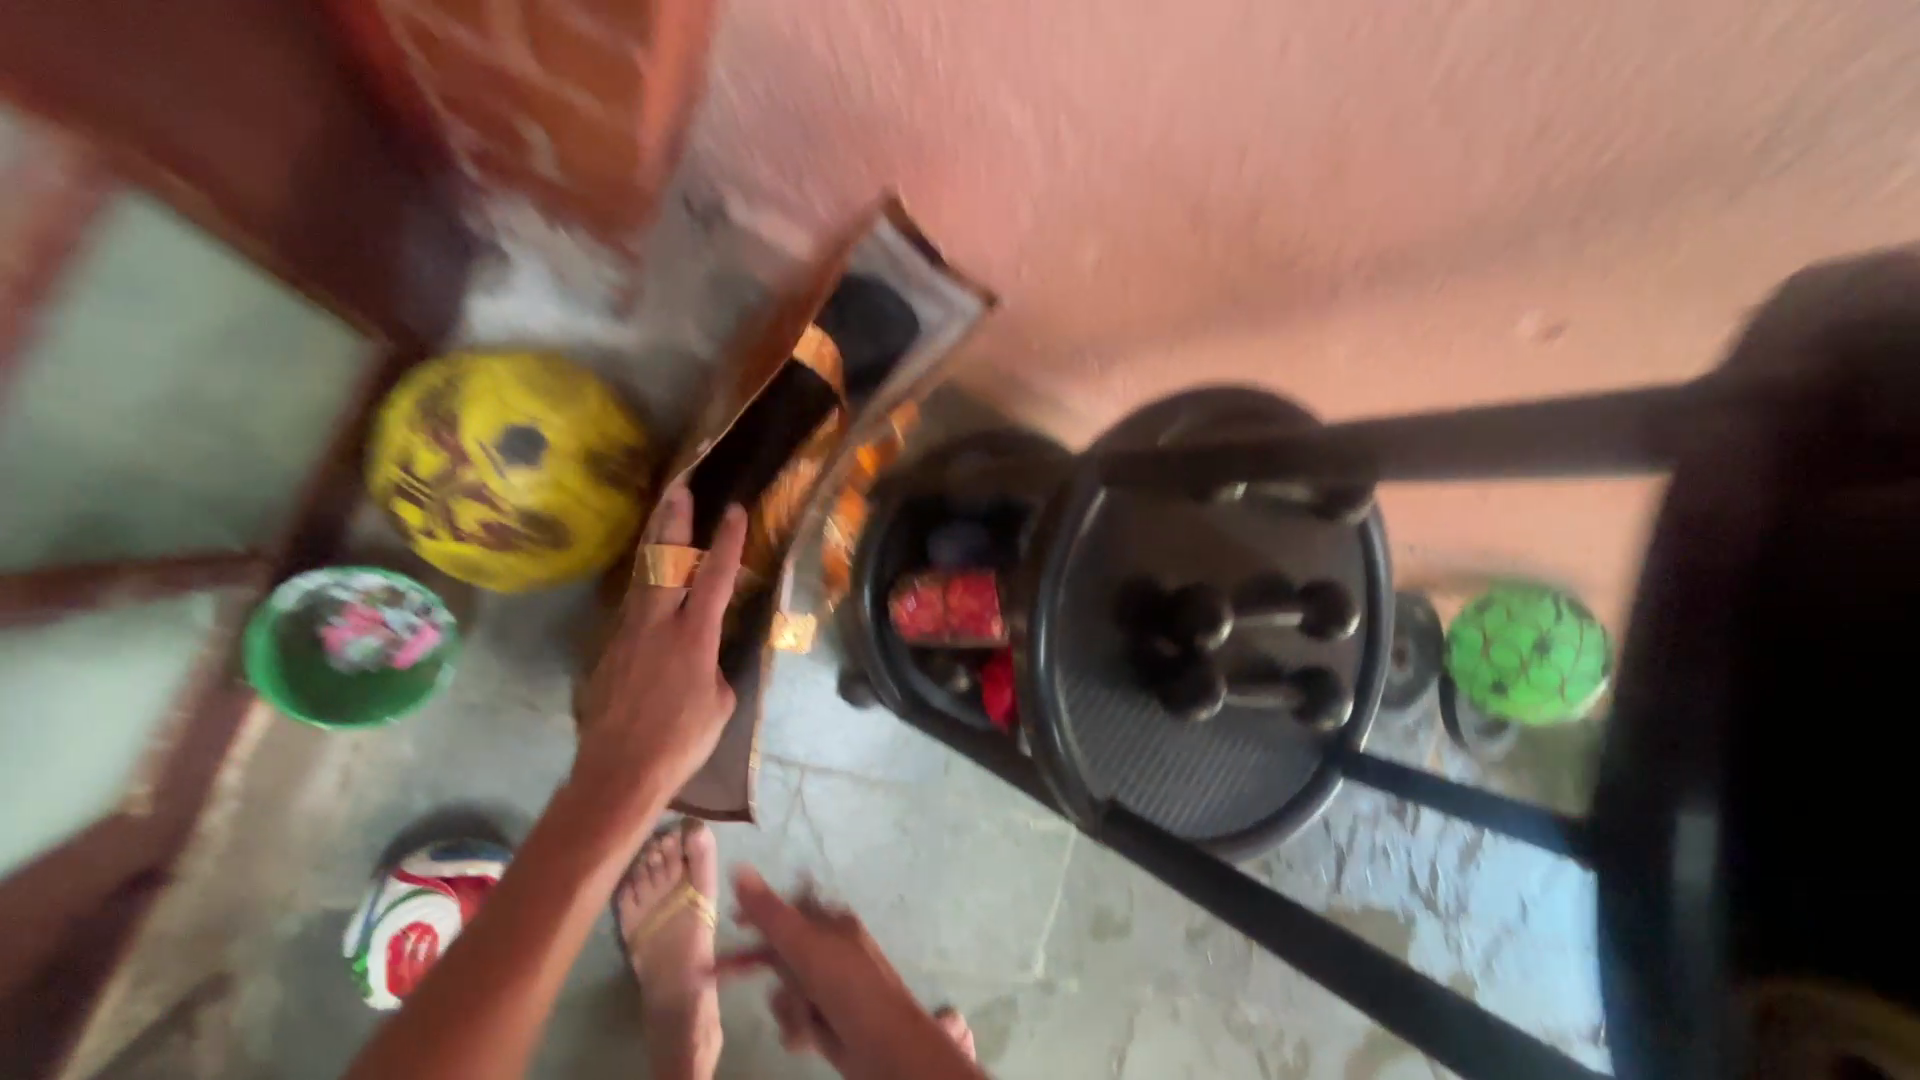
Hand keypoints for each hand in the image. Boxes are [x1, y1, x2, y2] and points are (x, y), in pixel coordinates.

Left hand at [571, 484, 745, 831]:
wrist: (618, 771)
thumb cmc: (680, 741)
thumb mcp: (720, 703)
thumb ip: (716, 666)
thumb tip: (708, 654)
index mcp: (694, 636)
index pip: (715, 577)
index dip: (728, 542)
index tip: (735, 510)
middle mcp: (658, 623)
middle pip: (666, 560)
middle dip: (675, 521)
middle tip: (679, 487)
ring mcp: (628, 633)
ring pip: (643, 578)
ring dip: (655, 545)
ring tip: (662, 518)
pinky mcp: (609, 649)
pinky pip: (631, 608)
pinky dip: (644, 587)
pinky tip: (649, 585)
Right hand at [730, 869, 984, 1079]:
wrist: (883, 1047)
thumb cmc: (847, 986)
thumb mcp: (805, 945)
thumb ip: (770, 912)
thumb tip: (740, 868)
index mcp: (832, 923)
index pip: (790, 908)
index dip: (760, 913)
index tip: (732, 923)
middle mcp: (832, 949)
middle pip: (782, 952)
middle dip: (755, 967)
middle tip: (712, 976)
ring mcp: (831, 984)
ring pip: (785, 988)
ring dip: (786, 1007)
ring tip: (803, 1017)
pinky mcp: (828, 1017)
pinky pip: (796, 1016)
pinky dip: (798, 1027)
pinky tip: (808, 1037)